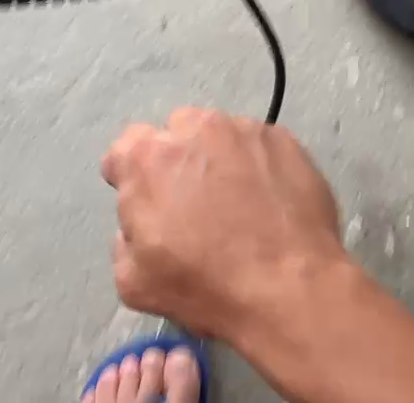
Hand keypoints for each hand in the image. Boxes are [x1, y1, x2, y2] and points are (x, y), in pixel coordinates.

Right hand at [102, 107, 347, 338]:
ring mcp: (242, 128)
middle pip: (175, 133)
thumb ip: (124, 238)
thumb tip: (138, 223)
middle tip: (195, 202)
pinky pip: (258, 145)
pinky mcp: (281, 138)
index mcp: (147, 158)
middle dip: (178, 159)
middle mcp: (193, 128)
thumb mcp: (134, 282)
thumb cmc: (206, 285)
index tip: (149, 200)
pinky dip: (258, 164)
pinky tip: (269, 200)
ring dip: (219, 157)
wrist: (289, 285)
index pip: (124, 149)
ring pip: (219, 134)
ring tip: (238, 200)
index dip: (132, 175)